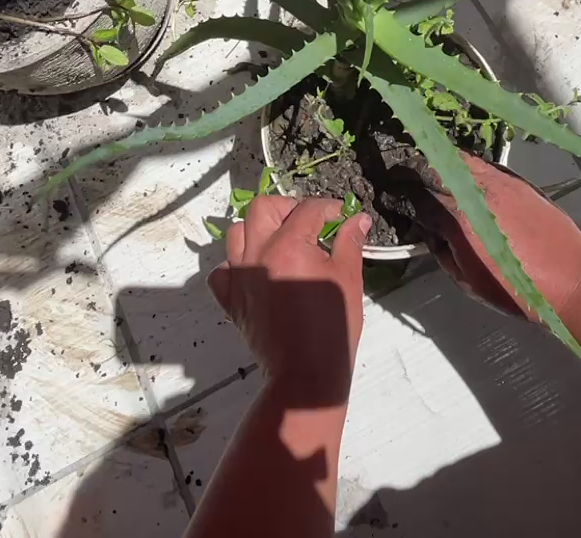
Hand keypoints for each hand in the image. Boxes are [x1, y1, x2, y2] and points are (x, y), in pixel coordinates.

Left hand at [209, 195, 371, 401]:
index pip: (307, 210)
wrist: (307, 374)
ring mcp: (240, 276)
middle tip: (307, 222)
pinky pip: (223, 270)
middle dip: (287, 208)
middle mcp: (258, 254)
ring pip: (237, 233)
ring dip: (258, 230)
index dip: (327, 207)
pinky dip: (235, 264)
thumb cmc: (332, 326)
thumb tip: (357, 219)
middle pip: (262, 208)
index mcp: (289, 245)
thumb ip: (349, 242)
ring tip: (280, 241)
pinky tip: (255, 270)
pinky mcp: (231, 300)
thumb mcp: (348, 278)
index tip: (338, 215)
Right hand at [408, 153, 580, 322]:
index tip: (388, 195)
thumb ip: (442, 252)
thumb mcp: (468, 281)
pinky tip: (461, 173)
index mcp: (459, 220)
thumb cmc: (517, 292)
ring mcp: (499, 183)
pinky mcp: (518, 182)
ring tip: (427, 165)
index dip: (398, 195)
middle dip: (411, 169)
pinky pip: (483, 165)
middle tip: (399, 173)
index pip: (417, 198)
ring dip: (438, 160)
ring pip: (459, 159)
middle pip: (433, 168)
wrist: (572, 281)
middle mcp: (476, 192)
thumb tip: (430, 232)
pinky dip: (465, 165)